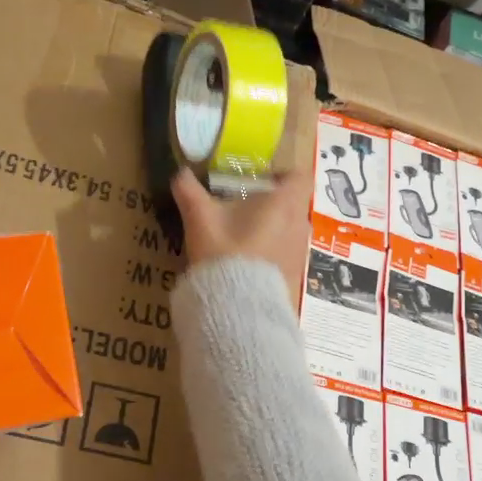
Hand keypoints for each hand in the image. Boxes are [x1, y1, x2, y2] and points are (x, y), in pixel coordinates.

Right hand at [171, 168, 312, 305]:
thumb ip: (189, 192)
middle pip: (295, 205)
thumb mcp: (200, 219)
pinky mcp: (296, 278)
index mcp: (284, 204)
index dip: (285, 175)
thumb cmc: (225, 254)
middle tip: (248, 211)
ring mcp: (301, 254)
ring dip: (275, 232)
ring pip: (292, 232)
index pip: (300, 177)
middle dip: (275, 205)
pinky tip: (250, 267)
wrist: (239, 308)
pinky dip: (274, 257)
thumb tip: (180, 173)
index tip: (264, 181)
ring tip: (247, 240)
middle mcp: (300, 226)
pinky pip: (288, 258)